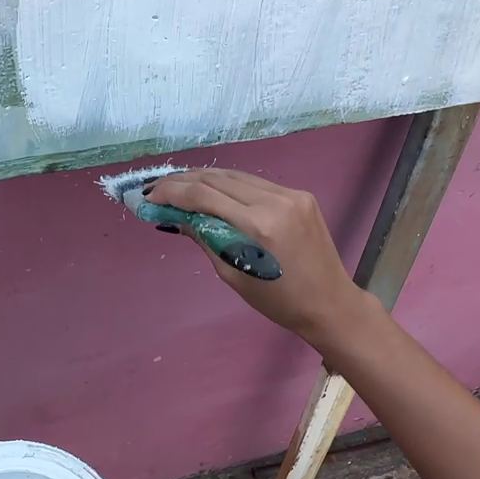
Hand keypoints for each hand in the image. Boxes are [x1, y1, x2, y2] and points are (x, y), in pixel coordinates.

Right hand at [143, 168, 376, 346]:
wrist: (330, 302)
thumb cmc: (279, 301)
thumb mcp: (233, 275)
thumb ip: (205, 238)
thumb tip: (177, 216)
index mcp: (258, 226)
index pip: (204, 196)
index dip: (172, 192)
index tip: (149, 197)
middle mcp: (275, 201)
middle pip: (218, 178)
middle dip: (183, 180)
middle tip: (156, 187)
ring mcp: (290, 194)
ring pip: (236, 176)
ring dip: (204, 178)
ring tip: (178, 185)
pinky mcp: (299, 194)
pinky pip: (255, 183)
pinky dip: (230, 185)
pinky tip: (213, 190)